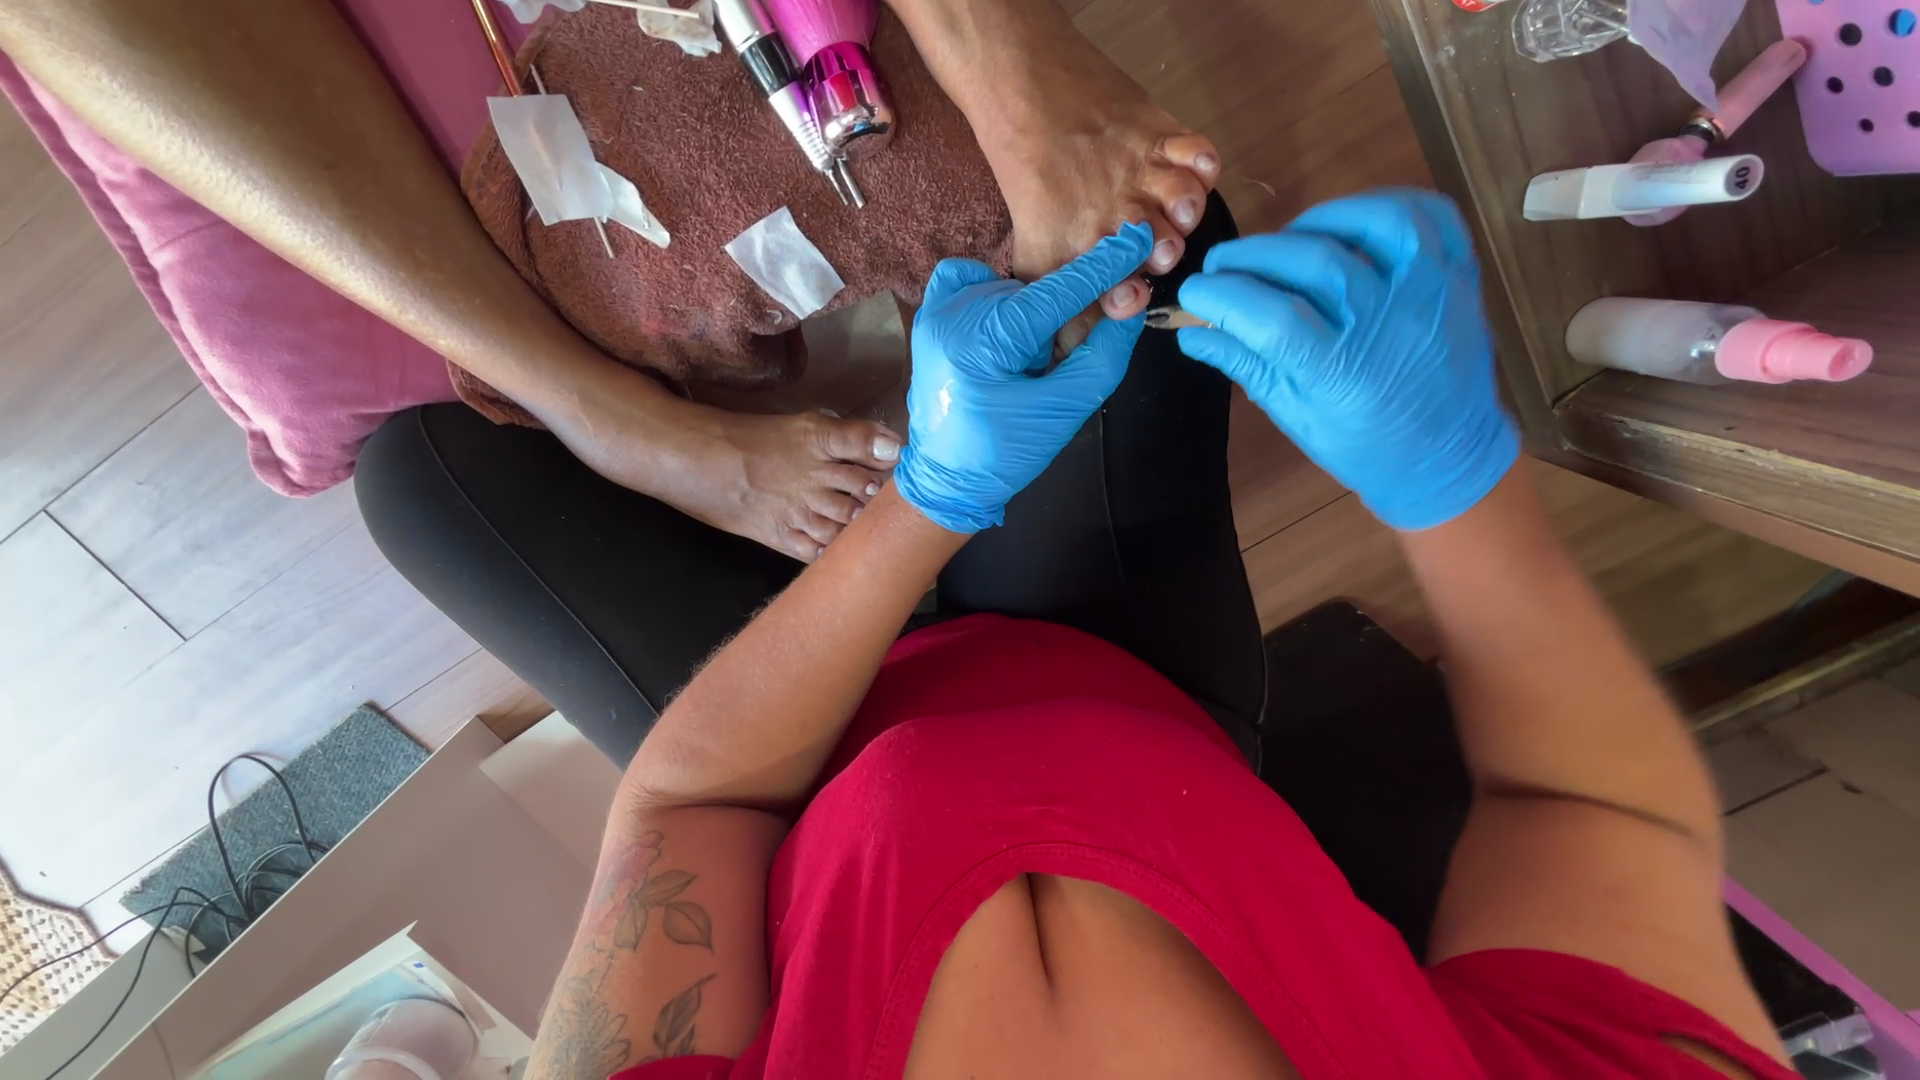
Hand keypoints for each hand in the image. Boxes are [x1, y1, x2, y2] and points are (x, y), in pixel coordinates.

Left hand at [894, 223, 1152, 532]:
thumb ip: (1103, 356)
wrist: (948, 480)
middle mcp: (955, 312)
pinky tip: (1002, 330)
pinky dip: (992, 294)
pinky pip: (966, 279)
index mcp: (986, 339)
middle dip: (1061, 316)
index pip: (1060, 290)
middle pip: (1036, 290)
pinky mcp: (928, 318)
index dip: (1104, 264)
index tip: (1140, 237)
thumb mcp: (1065, 410)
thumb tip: (1131, 302)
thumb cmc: (1006, 454)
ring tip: (1024, 362)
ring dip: (1029, 314)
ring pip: (1009, 287)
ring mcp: (935, 311)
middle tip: (1055, 363)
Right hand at [1176, 189, 1518, 530]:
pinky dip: (1380, 204)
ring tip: (1282, 242)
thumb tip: (1189, 333)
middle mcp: (1386, 321)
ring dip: (1312, 222)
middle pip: (1309, 261)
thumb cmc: (1359, 445)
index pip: (1269, 316)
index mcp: (1339, 371)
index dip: (1221, 296)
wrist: (1448, 454)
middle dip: (1251, 255)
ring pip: (1368, 223)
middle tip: (1220, 264)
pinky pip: (1425, 213)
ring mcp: (1429, 290)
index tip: (1192, 292)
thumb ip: (1244, 365)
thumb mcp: (1292, 414)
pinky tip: (1345, 223)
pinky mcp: (1458, 272)